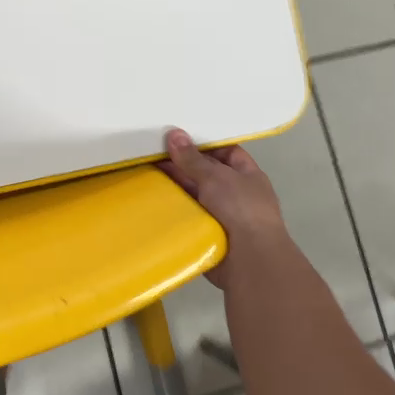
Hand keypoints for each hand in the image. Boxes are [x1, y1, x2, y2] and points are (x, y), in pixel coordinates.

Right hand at [158, 128, 289, 288]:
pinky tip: (152, 200)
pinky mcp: (208, 234)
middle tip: (151, 154)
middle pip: (206, 173)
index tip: (177, 138)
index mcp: (247, 175)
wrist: (250, 260)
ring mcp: (223, 216)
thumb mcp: (216, 176)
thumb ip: (192, 158)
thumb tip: (174, 134)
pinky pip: (188, 216)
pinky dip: (174, 209)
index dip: (204, 144)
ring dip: (176, 188)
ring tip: (145, 174)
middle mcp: (236, 194)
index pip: (226, 153)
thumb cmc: (240, 209)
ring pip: (195, 195)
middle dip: (183, 165)